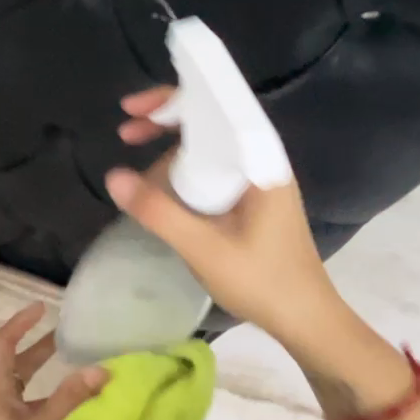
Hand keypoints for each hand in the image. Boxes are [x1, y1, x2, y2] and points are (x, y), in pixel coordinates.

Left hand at [0, 302, 109, 419]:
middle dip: (39, 346)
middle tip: (66, 332)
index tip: (42, 308)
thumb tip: (100, 370)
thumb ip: (70, 400)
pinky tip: (76, 406)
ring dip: (47, 373)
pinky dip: (52, 398)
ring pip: (25, 386)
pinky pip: (32, 407)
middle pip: (15, 363)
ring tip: (77, 364)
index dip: (20, 323)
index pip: (2, 344)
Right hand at [107, 86, 349, 354]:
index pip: (216, 108)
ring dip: (171, 152)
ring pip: (208, 150)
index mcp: (259, 162)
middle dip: (165, 123)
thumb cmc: (263, 282)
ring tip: (137, 169)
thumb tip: (113, 177)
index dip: (172, 100)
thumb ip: (158, 212)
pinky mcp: (252, 201)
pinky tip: (162, 193)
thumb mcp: (204, 249)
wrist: (306, 320)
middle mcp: (260, 163)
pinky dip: (183, 174)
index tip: (133, 109)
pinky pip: (212, 172)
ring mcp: (257, 182)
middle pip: (209, 124)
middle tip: (125, 133)